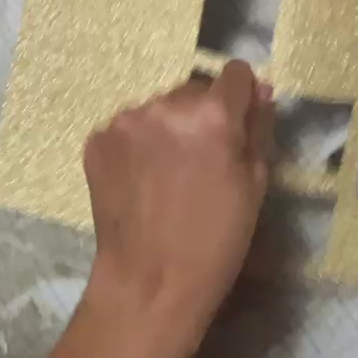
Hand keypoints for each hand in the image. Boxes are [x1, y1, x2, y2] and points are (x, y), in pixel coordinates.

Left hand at [82, 61, 273, 357]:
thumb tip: (260, 89)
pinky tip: (142, 181)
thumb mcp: (254, 185)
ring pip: (159, 108)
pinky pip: (129, 128)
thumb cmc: (215, 242)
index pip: (234, 73)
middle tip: (202, 160)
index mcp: (212, 114)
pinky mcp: (97, 138)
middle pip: (193, 90)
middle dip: (202, 114)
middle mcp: (165, 104)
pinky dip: (138, 145)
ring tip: (168, 175)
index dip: (241, 96)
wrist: (148, 283)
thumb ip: (258, 127)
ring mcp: (125, 120)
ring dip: (168, 128)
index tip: (238, 123)